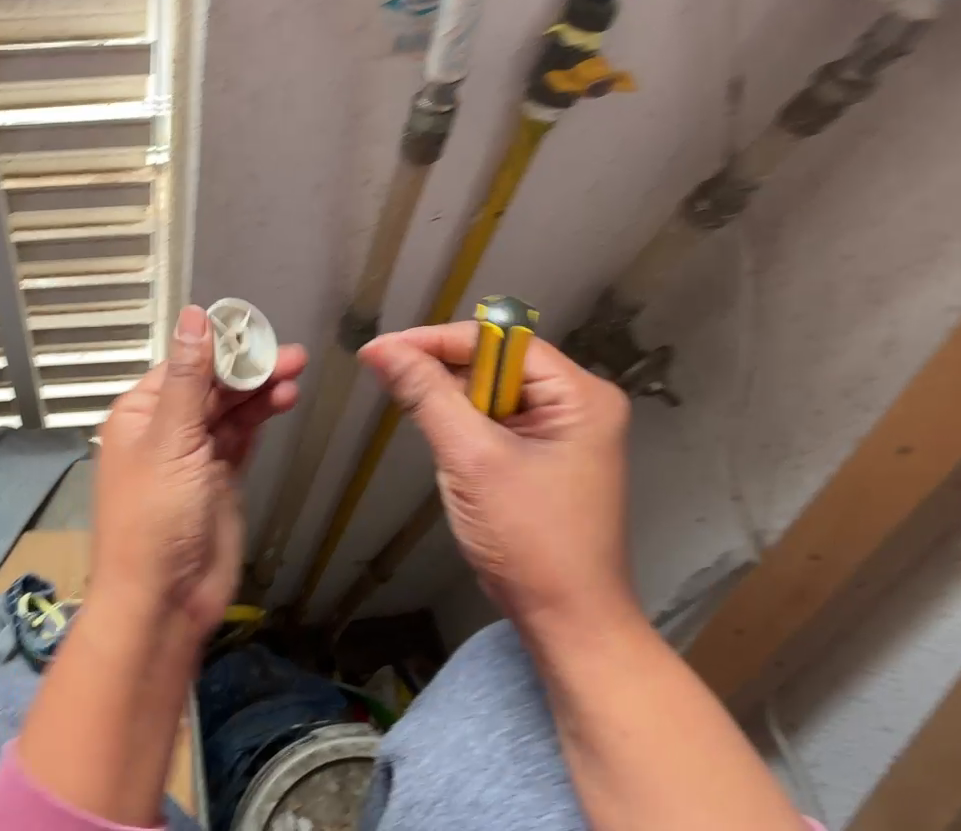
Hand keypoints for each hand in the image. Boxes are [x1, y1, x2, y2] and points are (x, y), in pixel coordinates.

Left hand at [92, 305, 305, 638]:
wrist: (165, 598)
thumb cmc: (155, 514)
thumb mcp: (171, 438)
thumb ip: (187, 377)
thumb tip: (193, 315)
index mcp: (139, 414)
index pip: (181, 365)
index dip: (218, 347)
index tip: (256, 330)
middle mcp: (163, 430)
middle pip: (209, 386)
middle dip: (247, 370)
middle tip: (293, 355)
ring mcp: (193, 456)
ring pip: (228, 412)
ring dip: (259, 393)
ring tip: (296, 375)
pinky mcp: (218, 480)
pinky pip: (239, 439)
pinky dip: (259, 421)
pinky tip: (281, 402)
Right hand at [358, 321, 635, 626]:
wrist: (566, 620)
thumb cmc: (529, 538)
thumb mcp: (471, 458)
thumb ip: (426, 395)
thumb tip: (379, 349)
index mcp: (580, 395)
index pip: (500, 340)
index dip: (437, 341)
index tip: (380, 351)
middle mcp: (576, 404)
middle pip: (494, 362)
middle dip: (441, 370)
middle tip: (387, 378)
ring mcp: (561, 432)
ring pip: (488, 391)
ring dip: (447, 399)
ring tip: (406, 406)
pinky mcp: (541, 456)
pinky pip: (492, 421)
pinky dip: (459, 424)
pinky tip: (436, 436)